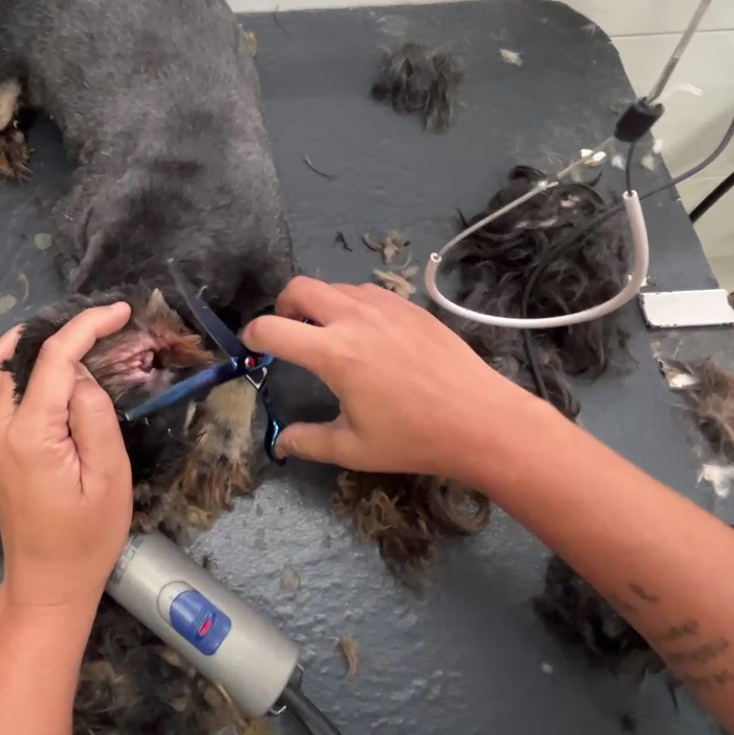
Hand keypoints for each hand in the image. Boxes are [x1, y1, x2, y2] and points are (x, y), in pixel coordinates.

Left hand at [0, 303, 134, 609]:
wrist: (47, 584)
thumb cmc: (86, 537)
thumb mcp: (108, 476)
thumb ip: (94, 414)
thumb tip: (82, 375)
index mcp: (29, 432)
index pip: (53, 357)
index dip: (87, 325)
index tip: (120, 311)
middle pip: (15, 351)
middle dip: (59, 327)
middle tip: (101, 325)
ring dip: (33, 341)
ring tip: (78, 338)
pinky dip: (23, 363)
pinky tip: (56, 368)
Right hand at [241, 277, 542, 482]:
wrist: (481, 419)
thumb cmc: (414, 437)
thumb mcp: (354, 448)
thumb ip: (309, 441)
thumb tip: (280, 442)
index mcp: (333, 352)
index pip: (272, 328)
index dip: (252, 335)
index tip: (252, 346)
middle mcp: (353, 318)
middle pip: (298, 288)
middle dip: (282, 306)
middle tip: (289, 332)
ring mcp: (384, 306)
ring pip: (334, 286)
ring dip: (319, 304)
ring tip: (329, 334)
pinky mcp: (408, 305)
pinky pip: (365, 291)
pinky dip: (351, 304)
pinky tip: (367, 334)